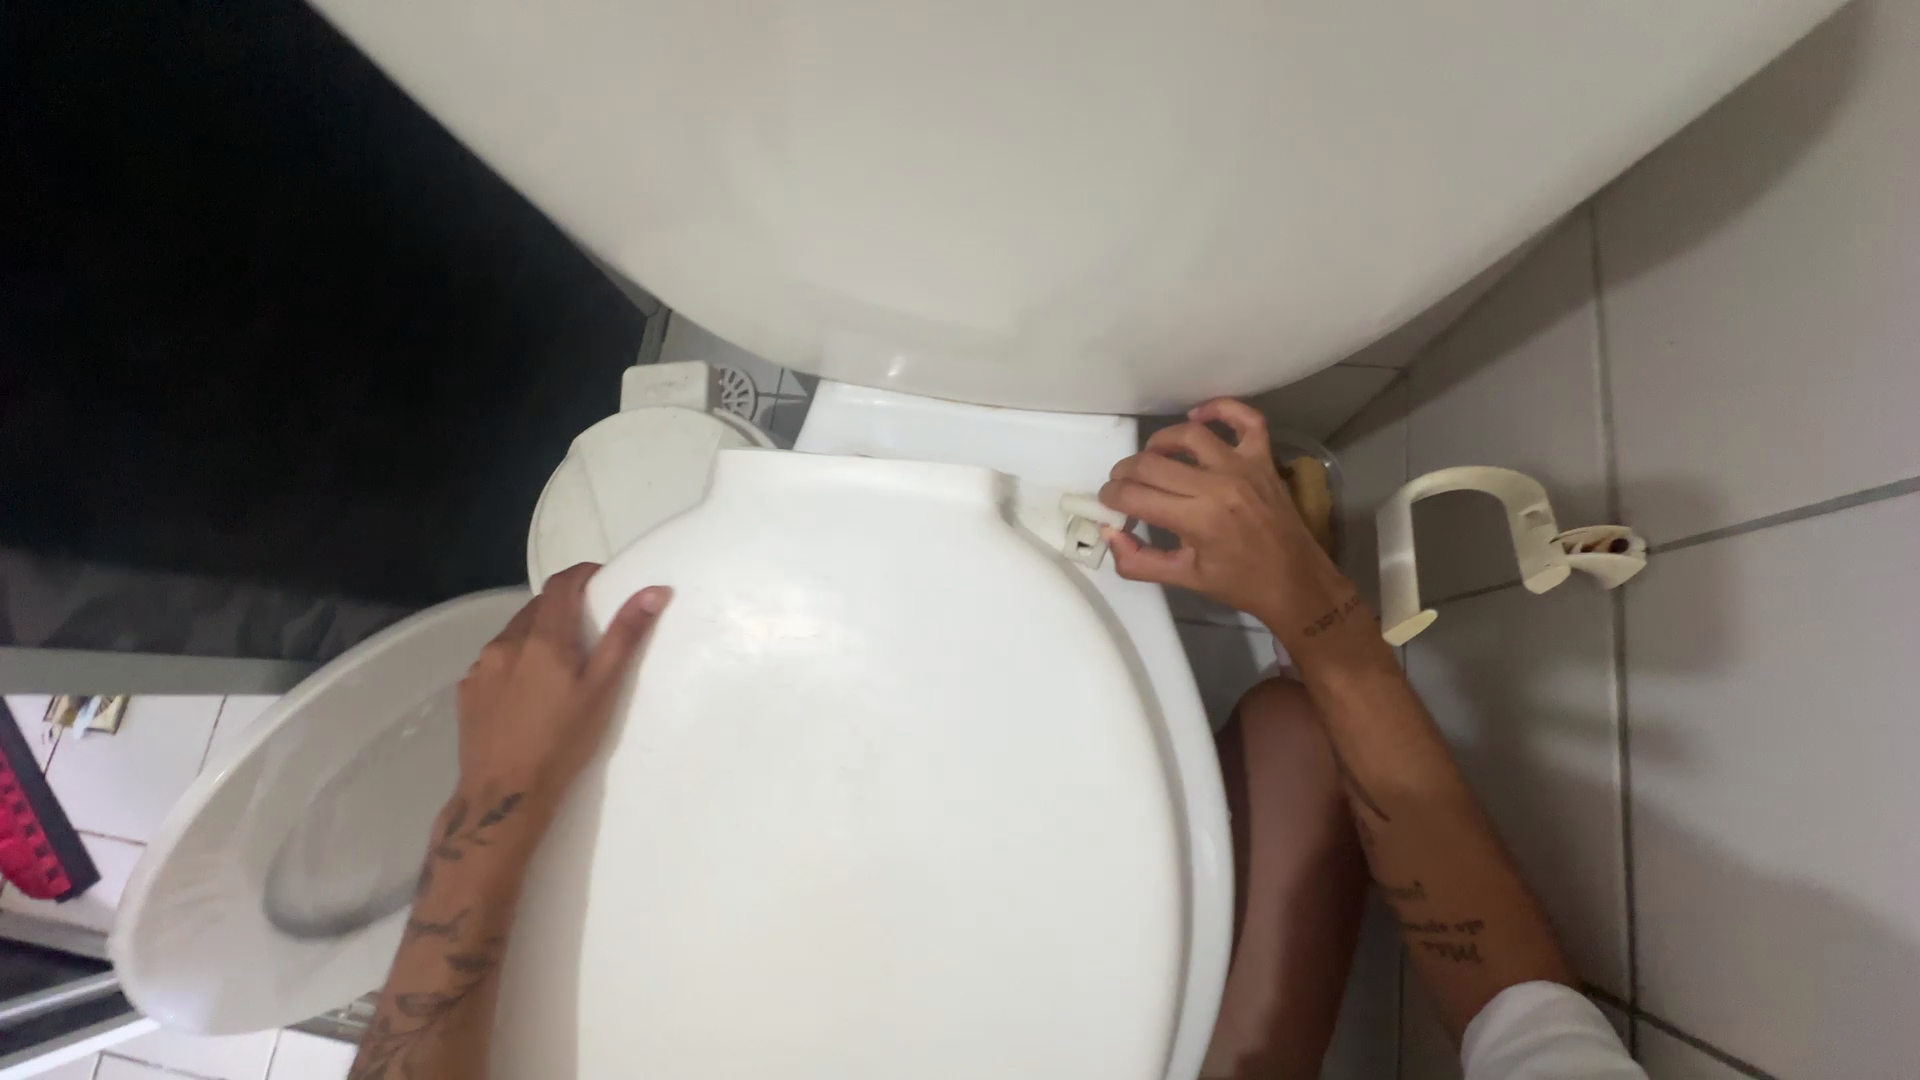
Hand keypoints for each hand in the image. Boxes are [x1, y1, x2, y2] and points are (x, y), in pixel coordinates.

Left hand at [454, 562, 669, 817]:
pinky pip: (497, 660)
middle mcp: (505, 644)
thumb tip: (653, 590)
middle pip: (538, 607)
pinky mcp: (467, 692)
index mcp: (542, 638)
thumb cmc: (564, 740)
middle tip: (592, 630)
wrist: (505, 795)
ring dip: (540, 633)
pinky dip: (517, 660)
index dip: (583, 574)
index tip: (604, 582)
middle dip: (565, 607)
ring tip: (562, 664)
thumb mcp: (604, 687)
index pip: (560, 584)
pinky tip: (531, 690)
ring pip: (515, 633)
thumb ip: (625, 635)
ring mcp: (480, 668)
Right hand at [1098, 398, 1354, 641]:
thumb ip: (1138, 561)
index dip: (1111, 498)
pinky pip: (1245, 419)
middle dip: (1124, 473)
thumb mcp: (1183, 580)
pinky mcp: (1263, 459)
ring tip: (1149, 459)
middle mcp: (1218, 486)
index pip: (1135, 496)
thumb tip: (1109, 534)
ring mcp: (1243, 467)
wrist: (1297, 582)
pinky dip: (1220, 409)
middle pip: (1152, 463)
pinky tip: (1197, 417)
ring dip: (1159, 443)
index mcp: (1197, 520)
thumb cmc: (1239, 584)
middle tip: (1121, 486)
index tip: (1108, 504)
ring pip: (1189, 436)